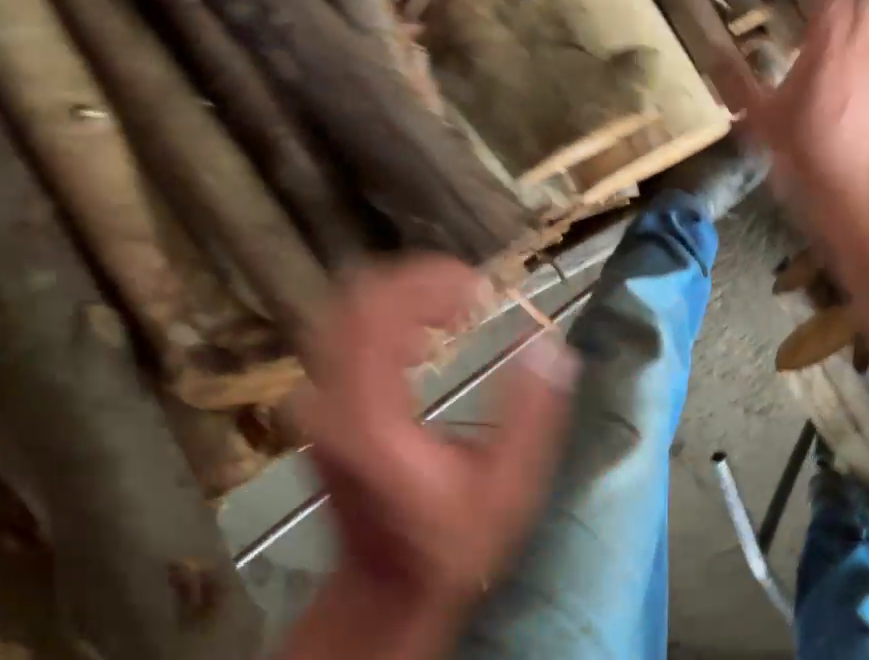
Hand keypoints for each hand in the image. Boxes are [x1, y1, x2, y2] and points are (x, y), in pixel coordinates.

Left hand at [280, 257, 576, 657]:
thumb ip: (532, 414)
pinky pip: (344, 330)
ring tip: (453, 308)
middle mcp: (330, 398)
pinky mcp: (321, 403)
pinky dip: (386, 315)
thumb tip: (551, 345)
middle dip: (418, 278)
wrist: (386, 590)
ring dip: (402, 293)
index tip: (481, 290)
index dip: (432, 280)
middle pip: (357, 295)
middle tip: (469, 292)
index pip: (380, 308)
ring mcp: (317, 399)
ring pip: (345, 306)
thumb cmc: (451, 541)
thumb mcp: (508, 486)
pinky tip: (425, 334)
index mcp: (370, 414)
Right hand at [739, 0, 868, 197]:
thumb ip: (736, 80)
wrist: (839, 182)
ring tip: (856, 8)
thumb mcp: (758, 114)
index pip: (832, 3)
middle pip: (865, 5)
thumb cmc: (795, 146)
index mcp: (823, 54)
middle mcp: (855, 55)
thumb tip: (713, 52)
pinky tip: (868, 45)